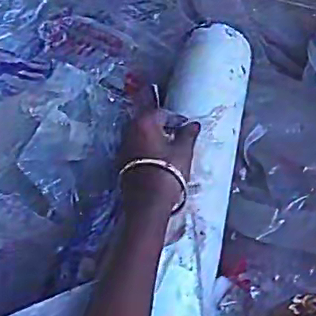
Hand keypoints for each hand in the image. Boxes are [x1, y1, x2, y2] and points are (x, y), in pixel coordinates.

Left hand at [119, 85, 200, 218]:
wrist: (148, 202)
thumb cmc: (168, 172)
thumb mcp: (184, 151)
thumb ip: (188, 134)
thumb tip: (193, 124)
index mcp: (144, 123)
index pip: (161, 113)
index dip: (176, 118)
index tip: (186, 126)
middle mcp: (130, 131)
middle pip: (147, 123)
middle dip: (162, 127)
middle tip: (178, 135)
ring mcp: (123, 148)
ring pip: (141, 137)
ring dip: (154, 139)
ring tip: (170, 148)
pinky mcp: (122, 163)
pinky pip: (136, 149)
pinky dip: (147, 150)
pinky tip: (158, 159)